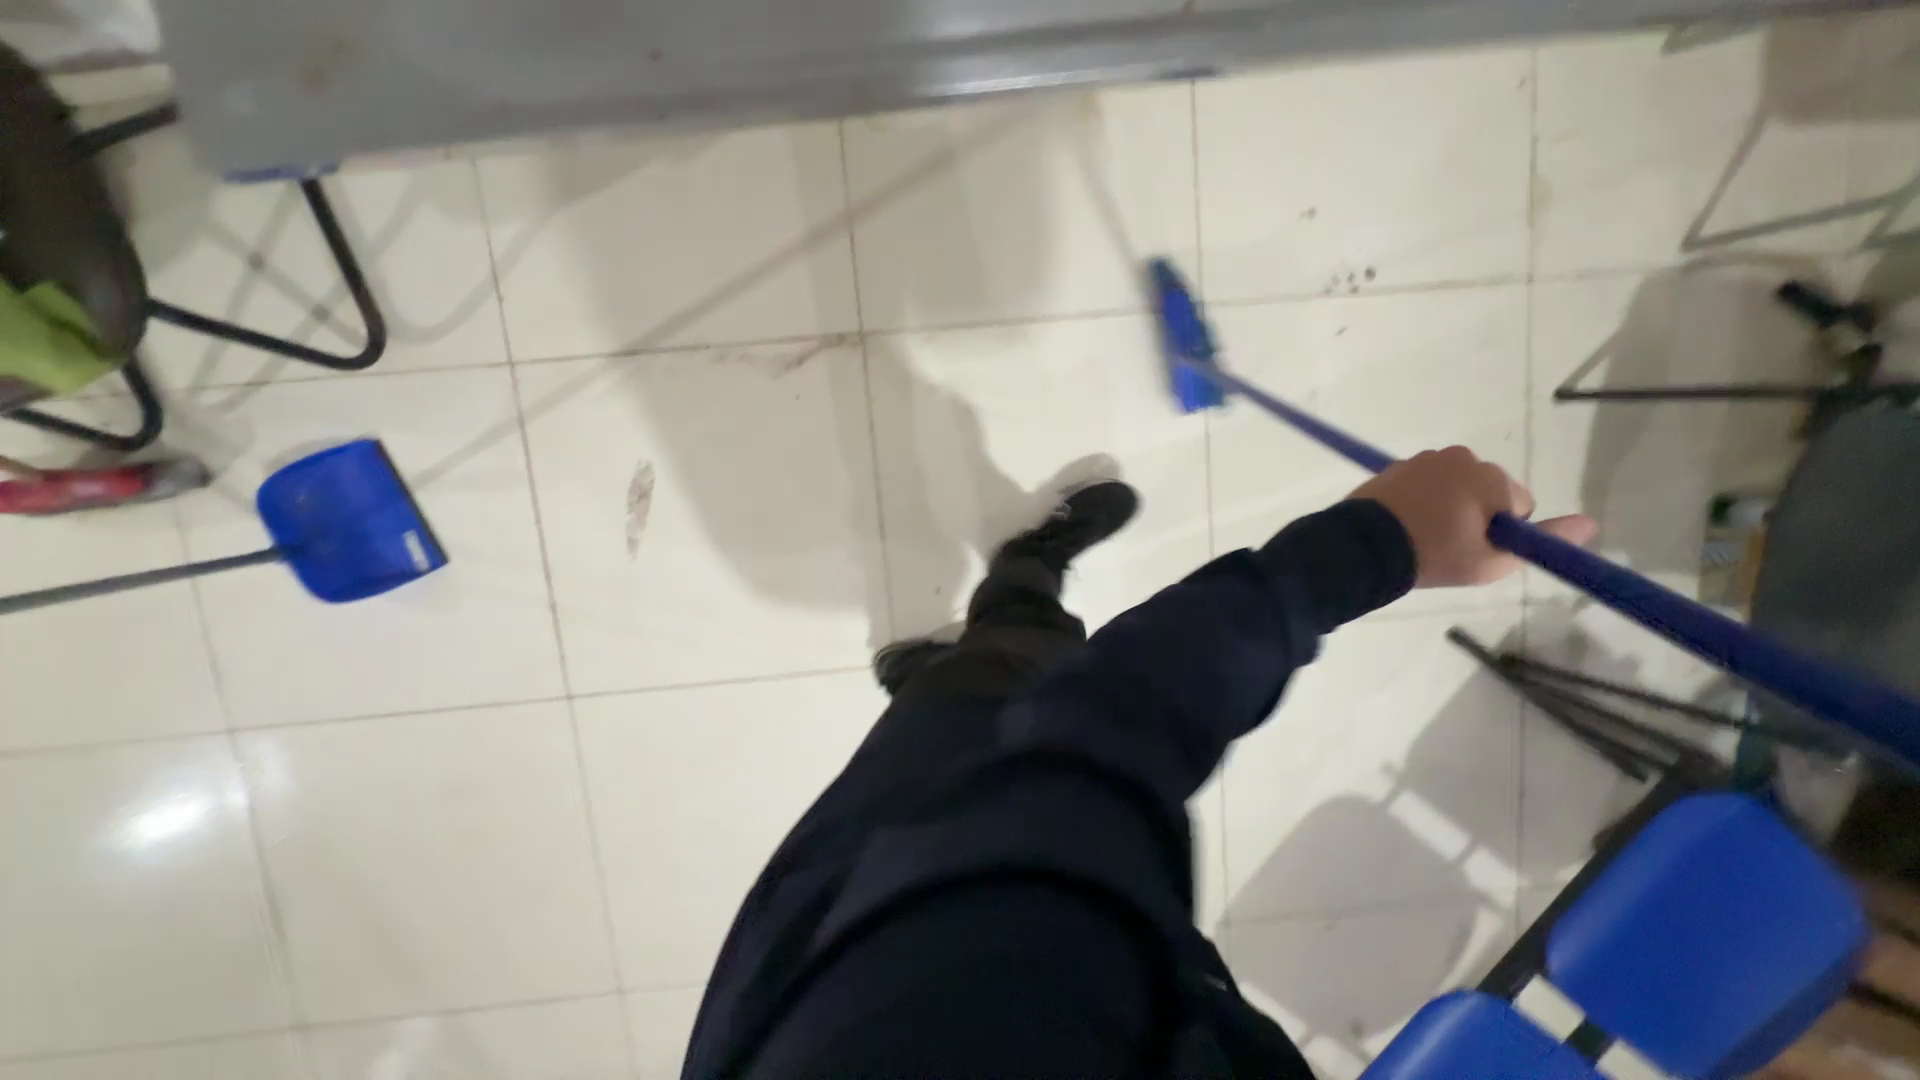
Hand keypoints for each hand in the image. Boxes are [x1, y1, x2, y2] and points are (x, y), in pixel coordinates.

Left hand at [1347, 446, 1597, 587]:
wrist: (1362, 547)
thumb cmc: (1432, 556)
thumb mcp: (1492, 560)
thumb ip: (1542, 541)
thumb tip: (1590, 523)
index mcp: (1490, 477)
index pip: (1519, 504)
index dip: (1500, 531)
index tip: (1473, 547)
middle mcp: (1461, 457)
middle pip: (1486, 490)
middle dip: (1473, 513)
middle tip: (1445, 542)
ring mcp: (1424, 459)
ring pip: (1454, 486)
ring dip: (1446, 505)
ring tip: (1422, 533)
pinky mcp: (1395, 466)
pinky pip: (1424, 483)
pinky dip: (1420, 499)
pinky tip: (1404, 521)